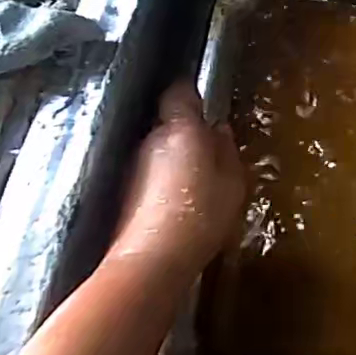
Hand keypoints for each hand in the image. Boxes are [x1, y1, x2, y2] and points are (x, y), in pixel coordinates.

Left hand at [105, 80, 245, 283]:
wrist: (149, 263)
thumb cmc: (201, 215)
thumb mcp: (233, 179)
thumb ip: (226, 148)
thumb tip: (219, 129)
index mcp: (180, 129)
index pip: (179, 91)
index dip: (193, 91)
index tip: (209, 100)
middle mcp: (149, 140)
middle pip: (169, 121)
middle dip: (189, 129)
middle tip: (214, 145)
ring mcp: (132, 167)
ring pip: (160, 147)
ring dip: (177, 155)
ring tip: (201, 175)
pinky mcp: (123, 192)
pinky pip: (151, 171)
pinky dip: (165, 177)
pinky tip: (182, 198)